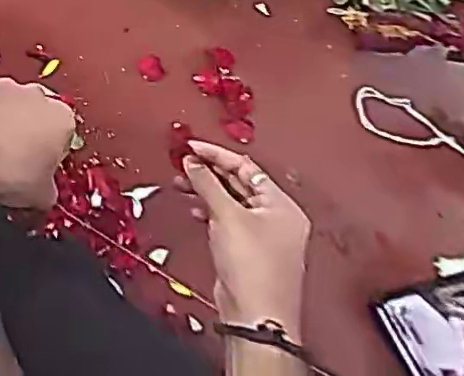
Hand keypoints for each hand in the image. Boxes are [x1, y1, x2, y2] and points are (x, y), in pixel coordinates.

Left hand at [0, 78, 76, 208]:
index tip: (43, 169)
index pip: (66, 136)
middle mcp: (40, 96)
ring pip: (16, 104)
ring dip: (10, 120)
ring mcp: (12, 87)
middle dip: (33, 133)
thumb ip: (49, 190)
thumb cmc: (8, 167)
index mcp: (63, 119)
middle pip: (42, 115)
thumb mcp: (42, 196)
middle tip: (20, 160)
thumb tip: (44, 194)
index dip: (54, 155)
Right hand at [180, 140, 310, 330]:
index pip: (246, 166)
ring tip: (182, 182)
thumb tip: (192, 161)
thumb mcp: (227, 214)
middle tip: (185, 162)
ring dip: (205, 190)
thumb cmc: (253, 267)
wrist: (255, 317)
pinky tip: (194, 207)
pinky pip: (227, 218)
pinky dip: (209, 210)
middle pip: (238, 182)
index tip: (192, 147)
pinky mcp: (248, 248)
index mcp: (281, 204)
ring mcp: (262, 234)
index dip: (216, 154)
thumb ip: (207, 182)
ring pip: (230, 200)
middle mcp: (275, 217)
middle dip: (209, 171)